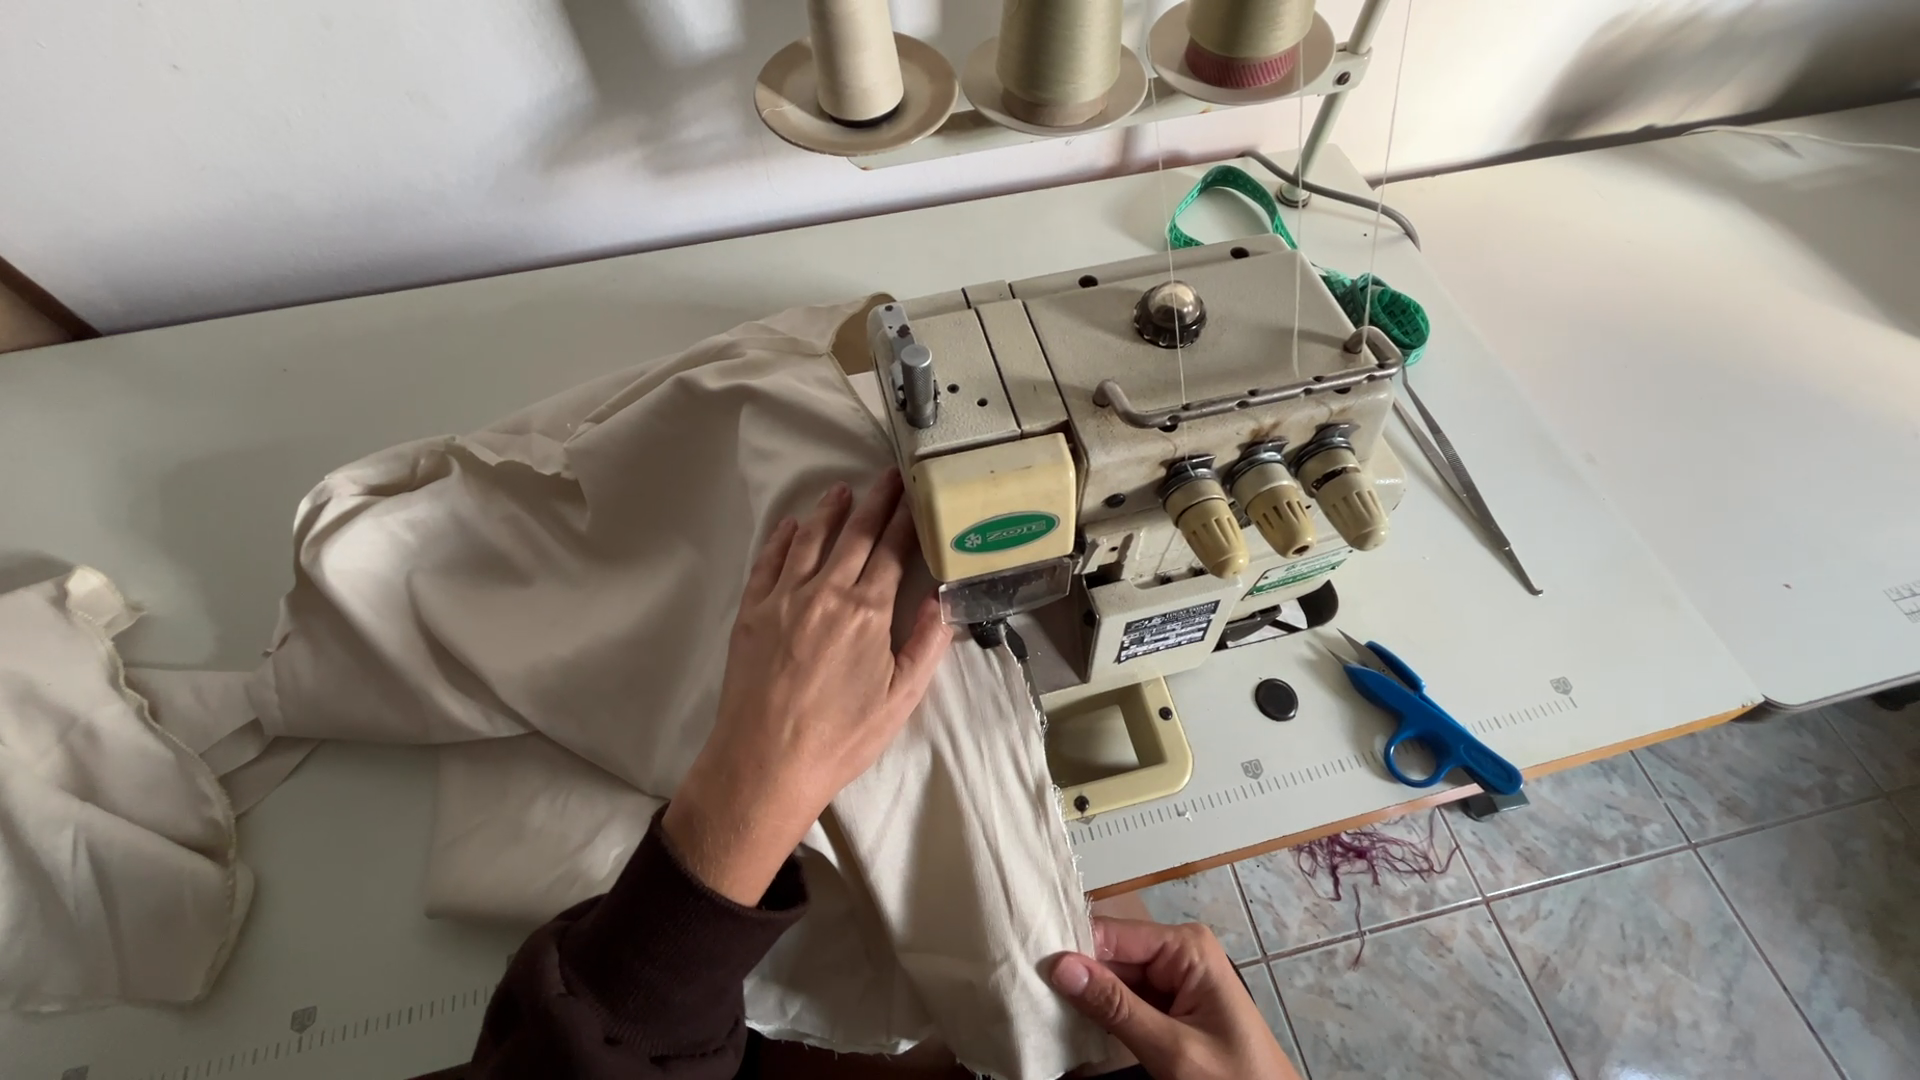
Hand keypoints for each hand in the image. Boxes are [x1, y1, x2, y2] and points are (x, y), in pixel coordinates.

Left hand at [663, 469, 953, 904]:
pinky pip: (768, 561)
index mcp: (867, 610)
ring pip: (810, 539)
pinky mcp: (752, 610)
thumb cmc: (841, 736)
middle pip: (855, 534)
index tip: (915, 494)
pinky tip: (790, 526)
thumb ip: (926, 643)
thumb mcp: (901, 698)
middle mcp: (826, 591)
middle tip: (887, 475)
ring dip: (829, 511)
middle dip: (876, 501)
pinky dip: (782, 538)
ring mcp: (783, 597)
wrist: (764, 763)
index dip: (906, 519)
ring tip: (842, 490)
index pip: (892, 551)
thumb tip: (940, 597)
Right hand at [1050, 917, 1301, 1079]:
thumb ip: (1116, 1007)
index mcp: (1185, 946)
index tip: (1028, 963)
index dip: (1072, 949)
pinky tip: (1072, 1019)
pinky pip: (1124, 998)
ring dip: (1084, 995)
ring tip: (1043, 1002)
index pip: (1112, 934)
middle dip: (1076, 974)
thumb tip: (1061, 966)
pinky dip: (1101, 1012)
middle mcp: (1176, 950)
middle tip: (1029, 987)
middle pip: (1109, 954)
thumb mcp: (1174, 1050)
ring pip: (1112, 977)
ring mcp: (1172, 977)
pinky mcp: (1167, 1003)